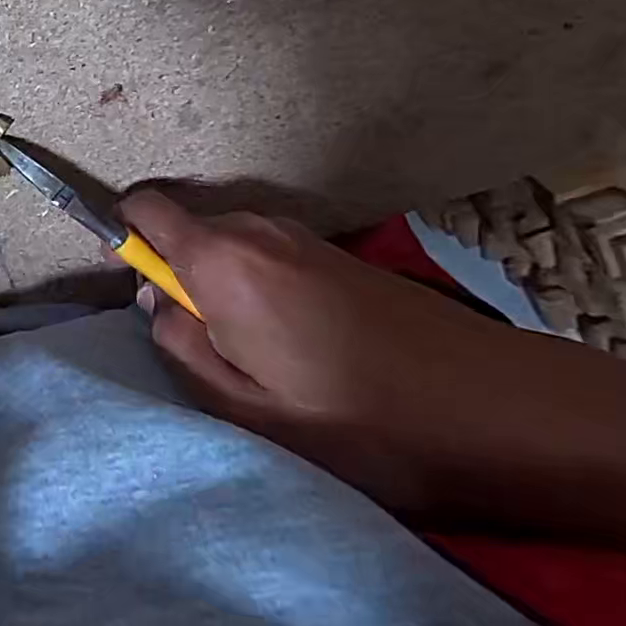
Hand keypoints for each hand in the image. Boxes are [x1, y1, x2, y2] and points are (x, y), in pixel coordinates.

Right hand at [116, 189, 625, 615]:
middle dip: (174, 269)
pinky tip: (293, 334)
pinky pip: (260, 249)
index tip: (137, 284)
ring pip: (223, 240)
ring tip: (253, 344)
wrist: (502, 409)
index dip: (123, 237)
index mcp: (220, 259)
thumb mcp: (245, 407)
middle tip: (205, 337)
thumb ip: (180, 344)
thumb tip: (157, 302)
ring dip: (216, 278)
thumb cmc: (359, 416)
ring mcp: (296, 234)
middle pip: (181, 226)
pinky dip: (251, 278)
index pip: (143, 208)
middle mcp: (253, 228)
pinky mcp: (329, 249)